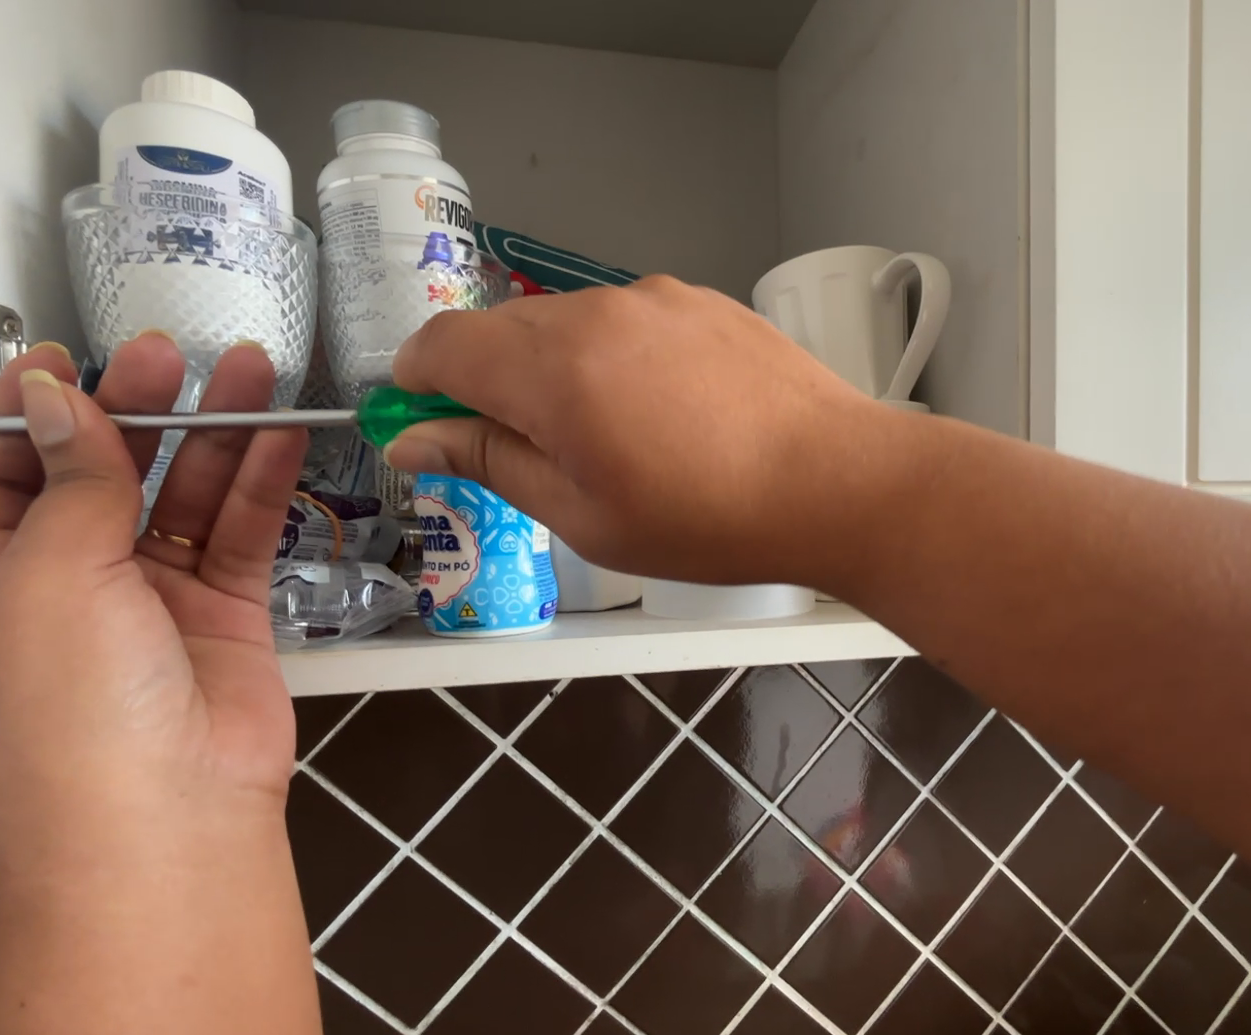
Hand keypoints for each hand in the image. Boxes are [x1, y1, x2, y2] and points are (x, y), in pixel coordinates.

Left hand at [0, 336, 307, 875]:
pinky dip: (262, 484)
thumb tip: (58, 398)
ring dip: (220, 436)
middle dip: (142, 410)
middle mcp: (68, 579)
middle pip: (107, 472)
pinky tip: (283, 439)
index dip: (32, 410)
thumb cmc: (69, 711)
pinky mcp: (226, 609)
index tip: (69, 355)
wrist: (169, 815)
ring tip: (254, 375)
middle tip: (176, 356)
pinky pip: (241, 532)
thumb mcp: (46, 578)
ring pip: (187, 496)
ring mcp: (154, 595)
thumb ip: (73, 482)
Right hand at [385, 275, 897, 588]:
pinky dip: (610, 354)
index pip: (442, 343)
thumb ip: (490, 462)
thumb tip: (412, 438)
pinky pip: (625, 319)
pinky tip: (657, 408)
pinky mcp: (701, 299)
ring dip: (553, 368)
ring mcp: (656, 296)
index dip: (417, 379)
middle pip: (501, 329)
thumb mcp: (583, 515)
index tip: (425, 419)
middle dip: (487, 381)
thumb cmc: (706, 521)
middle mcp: (597, 309)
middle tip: (520, 446)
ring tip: (604, 435)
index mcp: (554, 367)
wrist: (838, 483)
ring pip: (565, 322)